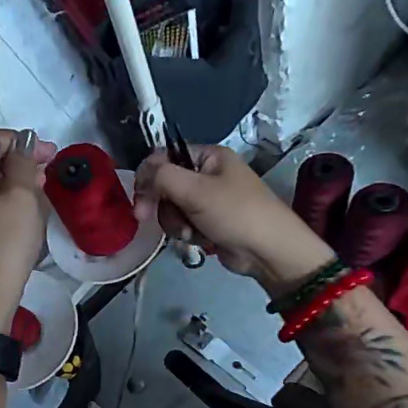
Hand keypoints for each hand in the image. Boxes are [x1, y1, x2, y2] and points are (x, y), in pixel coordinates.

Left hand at [0, 129, 55, 330]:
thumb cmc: (7, 242)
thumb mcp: (22, 198)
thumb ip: (23, 165)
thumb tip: (24, 141)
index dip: (19, 140)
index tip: (48, 152)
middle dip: (20, 157)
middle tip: (51, 165)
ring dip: (17, 176)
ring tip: (45, 184)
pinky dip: (9, 194)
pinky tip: (30, 203)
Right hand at [133, 145, 334, 294]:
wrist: (268, 251)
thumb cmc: (235, 213)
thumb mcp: (196, 190)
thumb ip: (162, 176)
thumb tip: (142, 175)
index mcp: (208, 157)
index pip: (165, 157)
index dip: (148, 177)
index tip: (139, 201)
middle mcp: (208, 174)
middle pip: (166, 185)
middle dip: (164, 206)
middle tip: (150, 219)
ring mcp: (210, 201)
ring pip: (173, 209)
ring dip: (177, 223)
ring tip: (192, 233)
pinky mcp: (210, 224)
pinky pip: (186, 225)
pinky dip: (189, 234)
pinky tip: (201, 241)